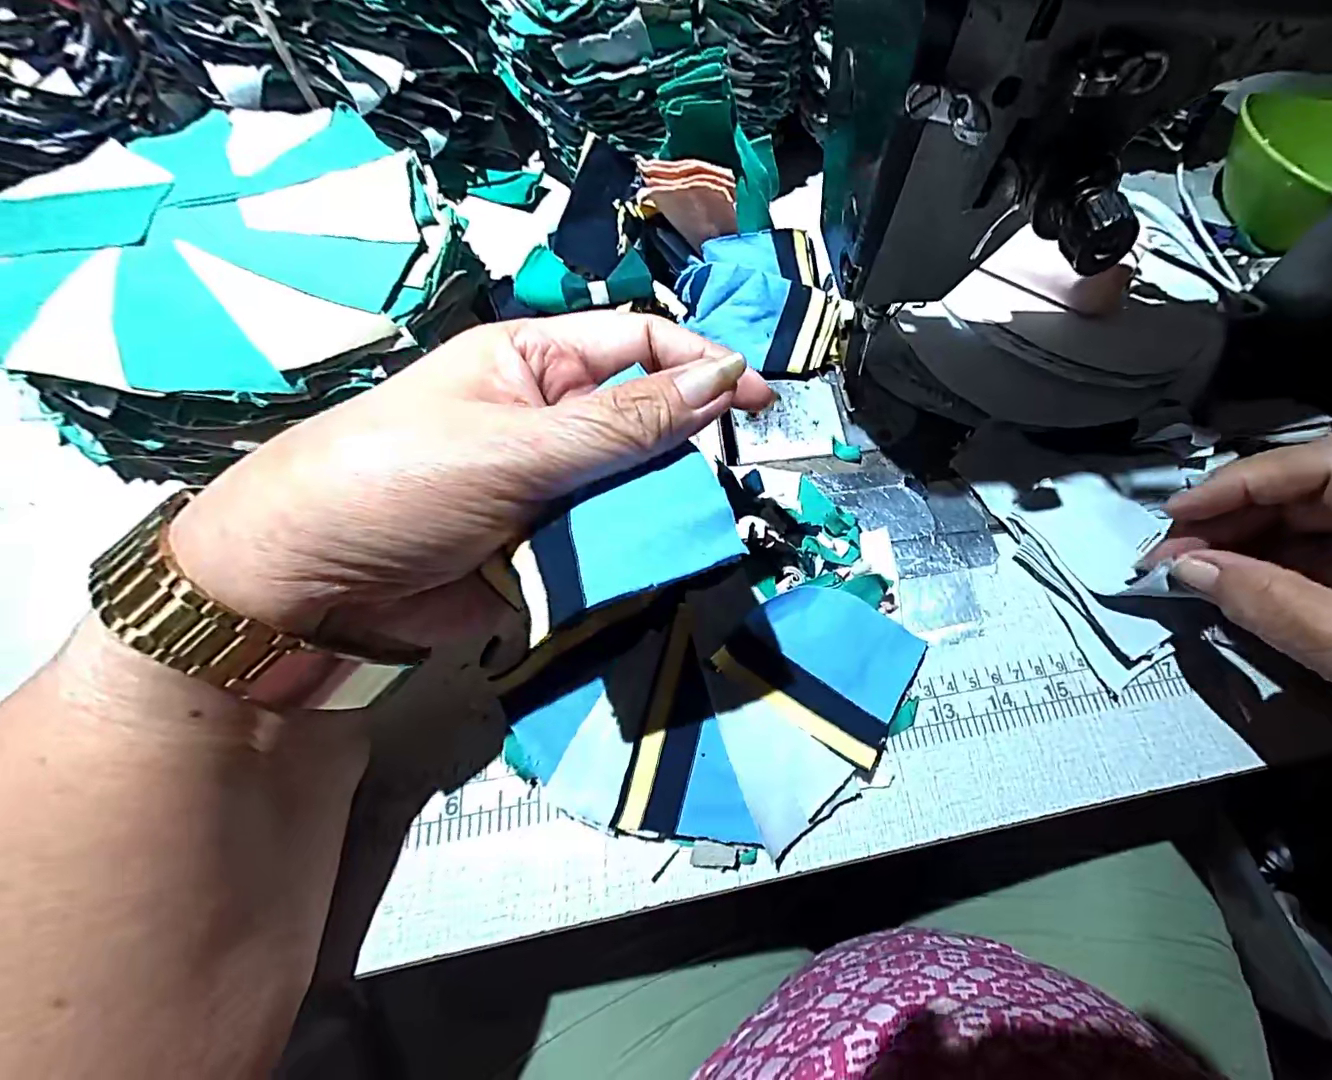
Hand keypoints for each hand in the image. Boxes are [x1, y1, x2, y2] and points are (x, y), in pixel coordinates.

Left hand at [168, 312, 774, 648]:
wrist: (311, 597)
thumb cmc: (397, 485)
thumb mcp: (520, 446)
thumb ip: (629, 422)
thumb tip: (725, 379)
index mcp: (540, 363)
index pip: (643, 345)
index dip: (705, 363)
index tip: (760, 399)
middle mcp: (562, 414)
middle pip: (658, 415)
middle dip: (696, 440)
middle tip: (733, 472)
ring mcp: (569, 478)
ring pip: (651, 477)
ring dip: (674, 497)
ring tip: (696, 518)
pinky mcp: (570, 532)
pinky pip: (631, 525)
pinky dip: (652, 537)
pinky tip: (666, 548)